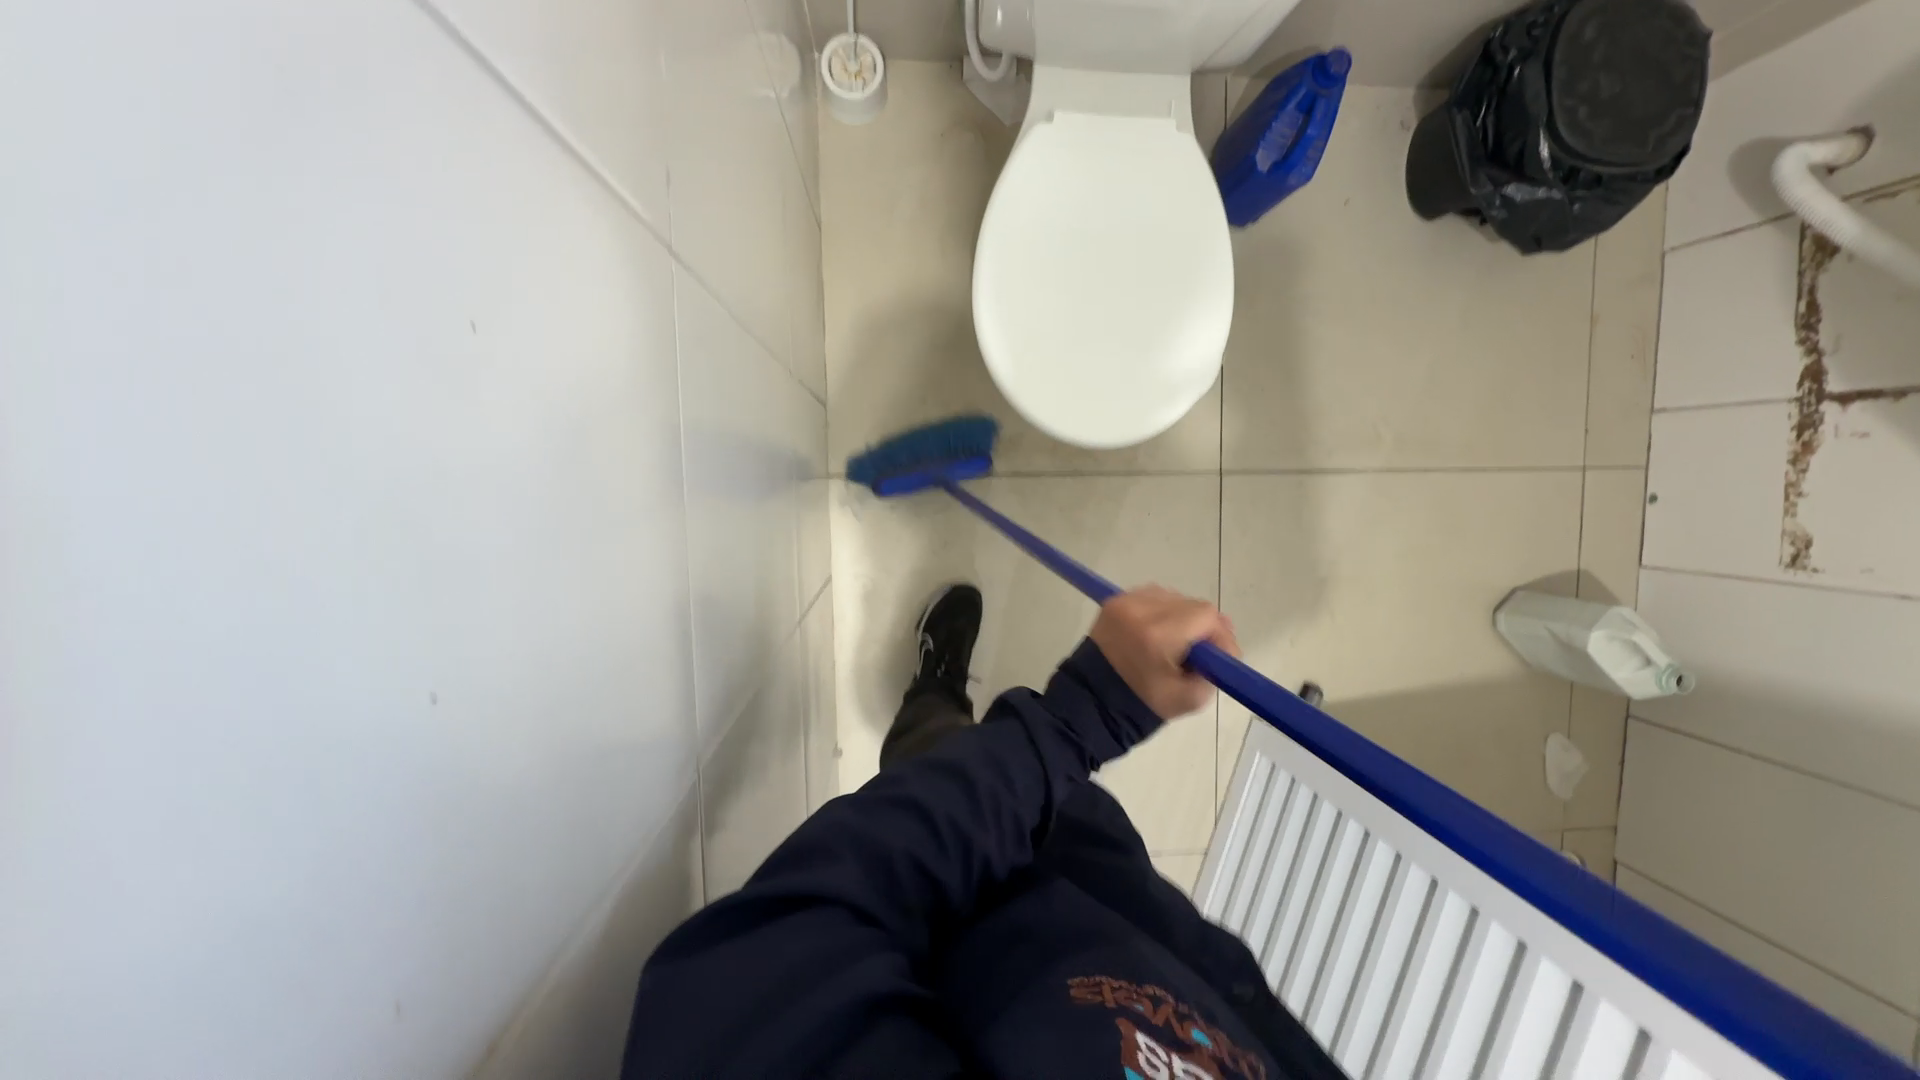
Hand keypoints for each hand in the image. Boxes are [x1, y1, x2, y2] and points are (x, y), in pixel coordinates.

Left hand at [1088, 586, 1239, 719]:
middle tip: (1203, 651)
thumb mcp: (1190, 698)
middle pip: (1190, 604)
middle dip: (1202, 627)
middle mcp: (1139, 610)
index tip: (1221, 655)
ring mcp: (1124, 603)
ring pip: (1172, 597)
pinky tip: (1159, 632)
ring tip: (1178, 642)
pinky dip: (1161, 611)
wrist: (1092, 699)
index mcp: (1157, 635)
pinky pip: (1151, 597)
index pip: (1205, 615)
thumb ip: (1215, 670)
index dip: (1220, 634)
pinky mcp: (1114, 602)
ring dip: (1182, 617)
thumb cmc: (1141, 703)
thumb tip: (1223, 645)